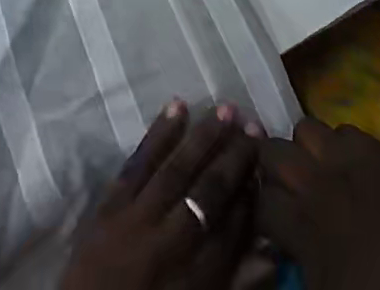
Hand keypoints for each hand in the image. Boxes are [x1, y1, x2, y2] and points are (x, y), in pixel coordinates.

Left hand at [60, 100, 261, 289]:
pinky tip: (177, 108)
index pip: (234, 229)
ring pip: (176, 171)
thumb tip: (270, 253)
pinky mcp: (109, 205)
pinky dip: (158, 135)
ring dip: (202, 138)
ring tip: (224, 109)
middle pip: (208, 193)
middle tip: (252, 124)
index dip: (252, 194)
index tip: (266, 161)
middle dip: (234, 158)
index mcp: (197, 279)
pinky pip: (137, 163)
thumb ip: (234, 284)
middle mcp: (171, 245)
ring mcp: (136, 220)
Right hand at [255, 118, 379, 289]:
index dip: (261, 208)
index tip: (270, 219)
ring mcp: (349, 161)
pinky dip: (343, 146)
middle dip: (275, 169)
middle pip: (272, 151)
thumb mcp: (322, 287)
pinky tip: (350, 169)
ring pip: (306, 129)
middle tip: (288, 191)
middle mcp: (316, 182)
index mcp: (300, 222)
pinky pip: (347, 131)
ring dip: (308, 151)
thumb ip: (293, 255)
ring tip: (318, 172)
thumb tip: (276, 242)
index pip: (258, 198)